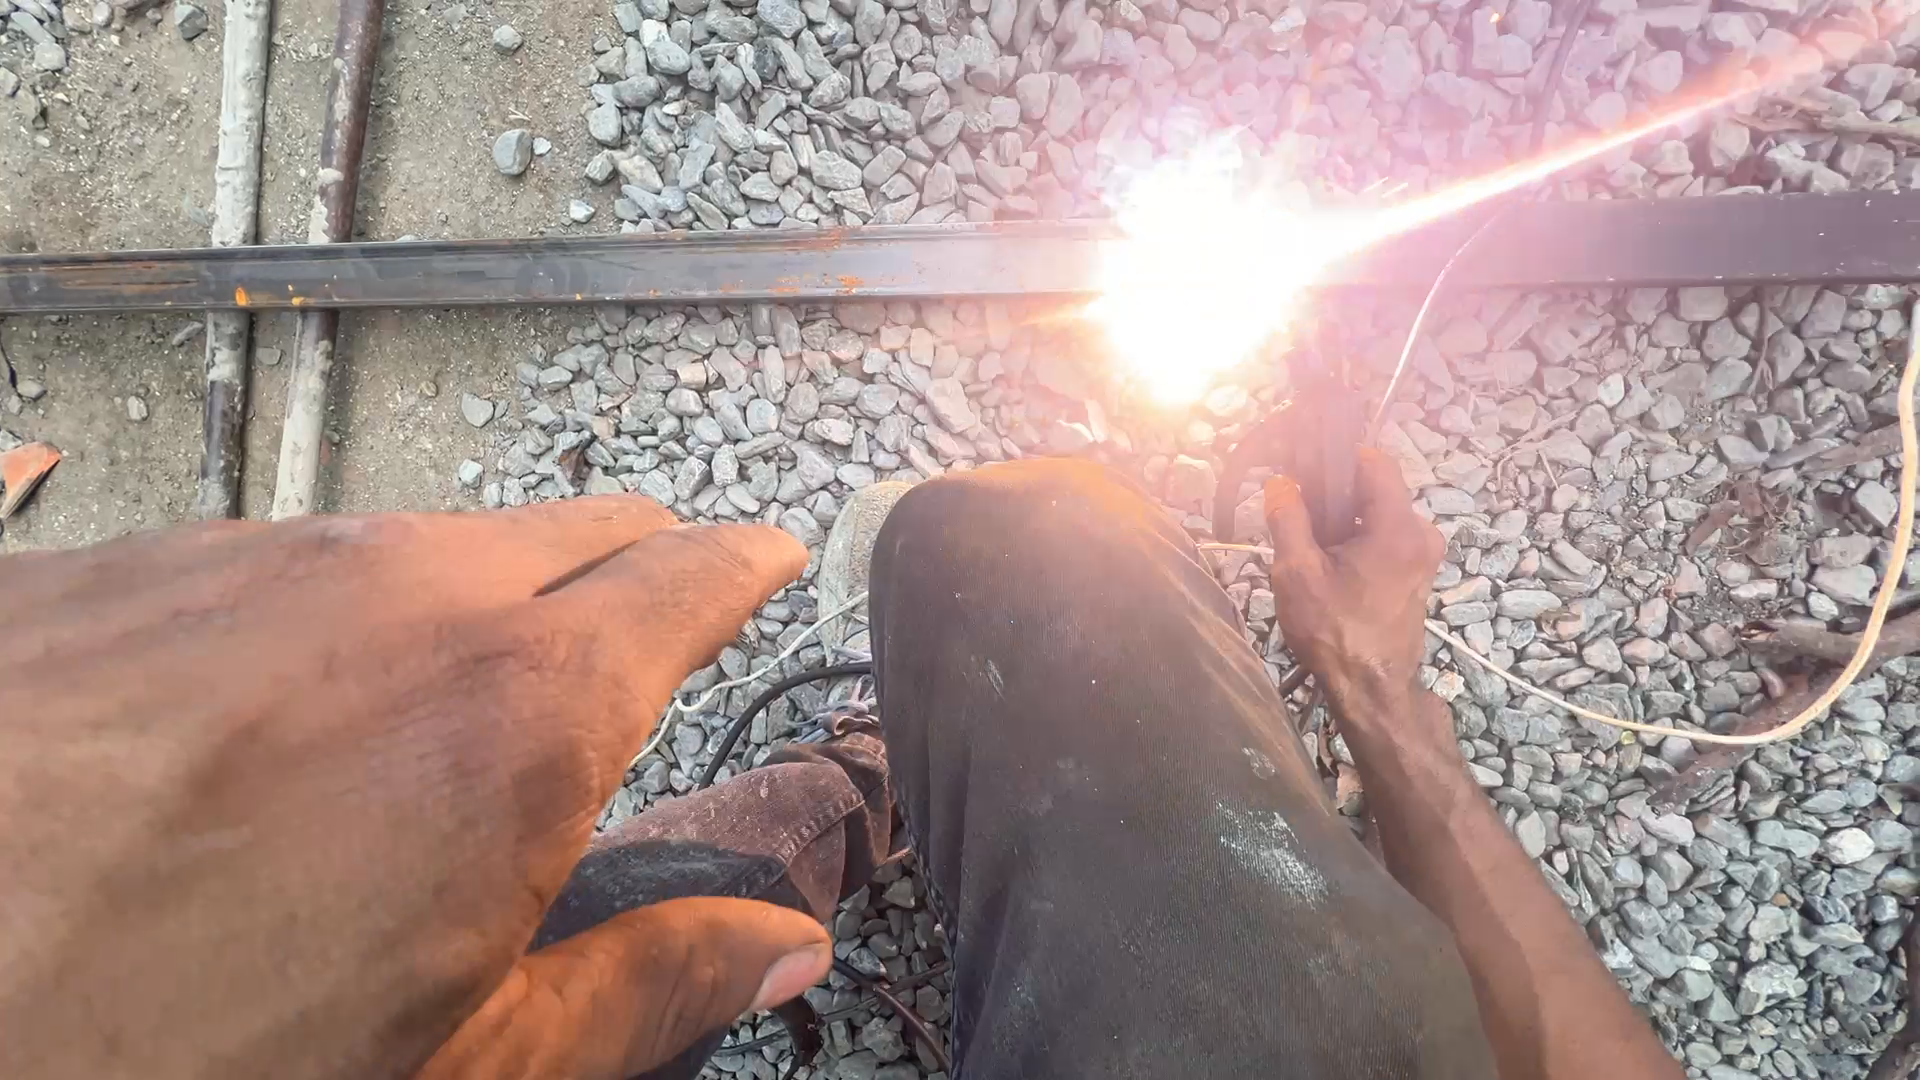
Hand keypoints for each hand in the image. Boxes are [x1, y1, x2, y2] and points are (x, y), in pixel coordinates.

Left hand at [0, 498, 826, 1079]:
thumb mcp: (458, 1070)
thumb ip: (656, 979)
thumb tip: (795, 950)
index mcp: (529, 706)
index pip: (699, 576)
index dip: (752, 561)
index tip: (777, 555)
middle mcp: (420, 592)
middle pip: (600, 526)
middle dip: (654, 559)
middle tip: (665, 611)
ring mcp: (263, 560)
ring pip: (459, 537)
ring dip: (503, 591)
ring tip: (464, 688)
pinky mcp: (116, 562)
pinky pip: (309, 553)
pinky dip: (361, 601)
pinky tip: (293, 695)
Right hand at [1264, 448, 1444, 725]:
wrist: (1370, 688)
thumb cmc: (1333, 630)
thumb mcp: (1297, 572)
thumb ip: (1289, 519)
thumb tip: (1282, 482)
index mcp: (1400, 527)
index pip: (1374, 462)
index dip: (1336, 457)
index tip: (1301, 466)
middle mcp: (1422, 534)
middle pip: (1373, 490)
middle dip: (1332, 495)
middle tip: (1293, 514)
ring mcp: (1422, 555)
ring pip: (1374, 515)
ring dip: (1340, 522)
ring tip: (1305, 547)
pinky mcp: (1414, 573)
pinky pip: (1381, 537)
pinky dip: (1353, 540)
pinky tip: (1325, 565)